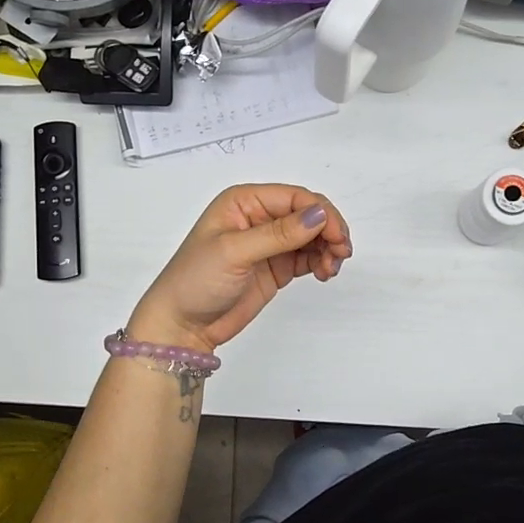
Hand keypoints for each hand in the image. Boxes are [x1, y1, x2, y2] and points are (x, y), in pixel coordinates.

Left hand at [128, 184, 351, 352]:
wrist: (182, 325)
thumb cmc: (196, 280)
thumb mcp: (235, 252)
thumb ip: (279, 234)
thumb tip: (319, 215)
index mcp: (244, 201)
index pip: (294, 197)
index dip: (320, 212)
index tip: (336, 236)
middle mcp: (259, 216)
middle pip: (308, 213)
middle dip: (329, 230)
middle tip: (341, 253)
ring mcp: (269, 243)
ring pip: (312, 235)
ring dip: (328, 247)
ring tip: (331, 268)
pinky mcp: (276, 267)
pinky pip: (308, 256)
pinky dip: (322, 261)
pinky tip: (325, 272)